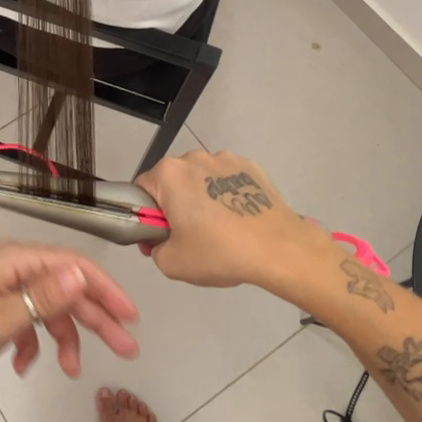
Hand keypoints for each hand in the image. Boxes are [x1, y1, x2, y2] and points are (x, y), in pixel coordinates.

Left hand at [0, 241, 139, 379]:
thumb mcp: (3, 318)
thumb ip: (46, 298)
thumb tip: (82, 273)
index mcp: (16, 260)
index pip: (74, 266)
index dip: (105, 289)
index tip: (130, 317)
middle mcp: (12, 267)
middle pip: (65, 287)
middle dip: (95, 317)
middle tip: (125, 348)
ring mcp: (0, 288)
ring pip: (47, 307)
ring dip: (63, 336)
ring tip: (72, 369)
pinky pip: (25, 320)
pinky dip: (32, 342)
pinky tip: (26, 366)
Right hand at [135, 149, 340, 290]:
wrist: (280, 250)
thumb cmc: (220, 252)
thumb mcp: (172, 264)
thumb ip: (154, 249)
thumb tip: (160, 240)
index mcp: (169, 174)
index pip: (142, 190)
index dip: (148, 215)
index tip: (162, 236)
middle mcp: (193, 158)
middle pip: (172, 182)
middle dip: (176, 204)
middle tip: (191, 236)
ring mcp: (225, 159)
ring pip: (201, 179)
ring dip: (203, 197)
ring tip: (221, 229)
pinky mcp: (251, 166)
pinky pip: (228, 180)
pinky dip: (228, 195)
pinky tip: (240, 219)